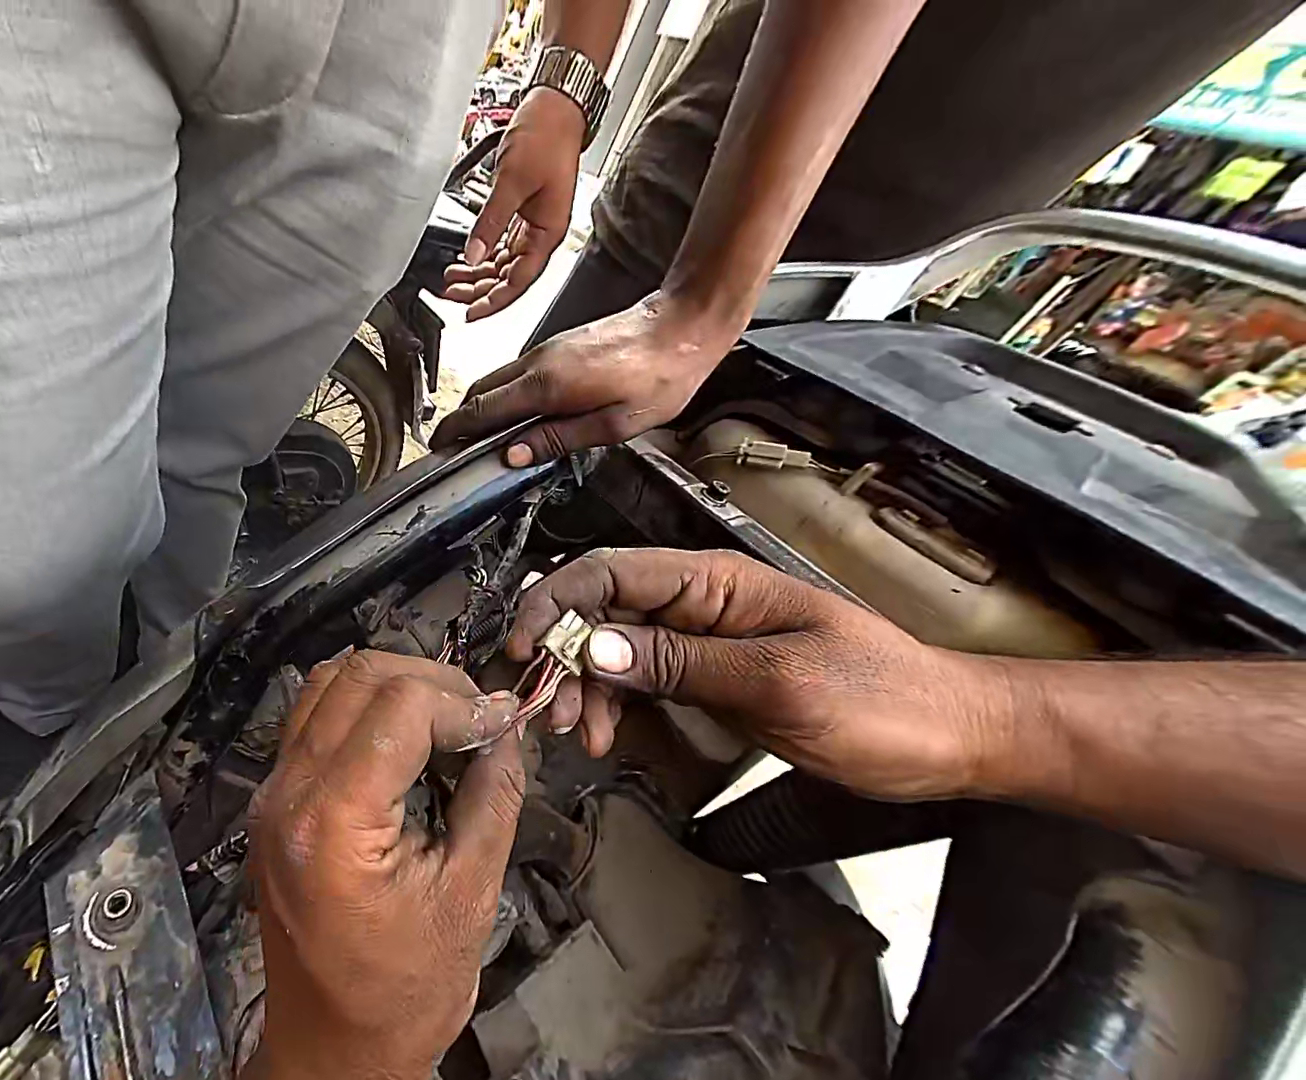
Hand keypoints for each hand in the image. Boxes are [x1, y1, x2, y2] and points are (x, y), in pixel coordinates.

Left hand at [246, 651, 526, 1079]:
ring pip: (330, 680)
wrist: (331, 1047)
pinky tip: (403, 730)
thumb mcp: (468, 896)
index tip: (503, 721)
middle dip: (431, 681)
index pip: (399, 707)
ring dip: (394, 682)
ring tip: (444, 716)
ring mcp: (273, 787)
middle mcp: (288, 791)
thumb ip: (492, 796)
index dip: (462, 702)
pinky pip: (315, 712)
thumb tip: (506, 730)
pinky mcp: (276, 792)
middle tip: (478, 715)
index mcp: (331, 822)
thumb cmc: (401, 992)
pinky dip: (363, 701)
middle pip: (359, 676)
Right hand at [426, 292, 741, 466]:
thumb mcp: (611, 425)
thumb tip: (513, 455)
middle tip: (454, 447)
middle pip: (479, 393)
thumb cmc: (658, 377)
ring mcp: (545, 351)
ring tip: (480, 436)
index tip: (439, 447)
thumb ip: (556, 439)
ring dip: (480, 407)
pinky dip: (501, 395)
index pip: (481, 410)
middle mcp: (537, 363)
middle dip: (460, 421)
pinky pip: (513, 373)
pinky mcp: (556, 347)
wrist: (683, 325)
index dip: (455, 431)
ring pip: (494, 381)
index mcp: (546, 385)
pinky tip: (512, 414)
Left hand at [442, 88, 583, 320]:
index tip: (470, 313)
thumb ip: (490, 222)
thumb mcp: (512, 182)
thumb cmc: (546, 135)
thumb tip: (473, 255)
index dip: (493, 301)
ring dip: (477, 274)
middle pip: (507, 277)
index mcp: (547, 234)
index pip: (517, 282)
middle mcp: (541, 235)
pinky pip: (500, 246)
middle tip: (451, 295)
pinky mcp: (522, 214)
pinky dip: (481, 254)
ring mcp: (531, 226)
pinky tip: (465, 259)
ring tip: (451, 279)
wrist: (555, 105)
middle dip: (479, 290)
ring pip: (501, 264)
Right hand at [507, 548, 1013, 799]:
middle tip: (554, 708)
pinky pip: (631, 678)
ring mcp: (690, 638)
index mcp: (711, 581)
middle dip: (563, 655)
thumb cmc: (883, 700)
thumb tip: (595, 648)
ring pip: (605, 648)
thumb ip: (682, 661)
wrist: (951, 739)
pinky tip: (604, 733)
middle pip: (596, 610)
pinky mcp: (694, 673)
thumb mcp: (779, 681)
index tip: (528, 649)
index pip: (608, 572)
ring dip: (581, 687)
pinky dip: (608, 704)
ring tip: (581, 731)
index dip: (556, 603)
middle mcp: (691, 602)